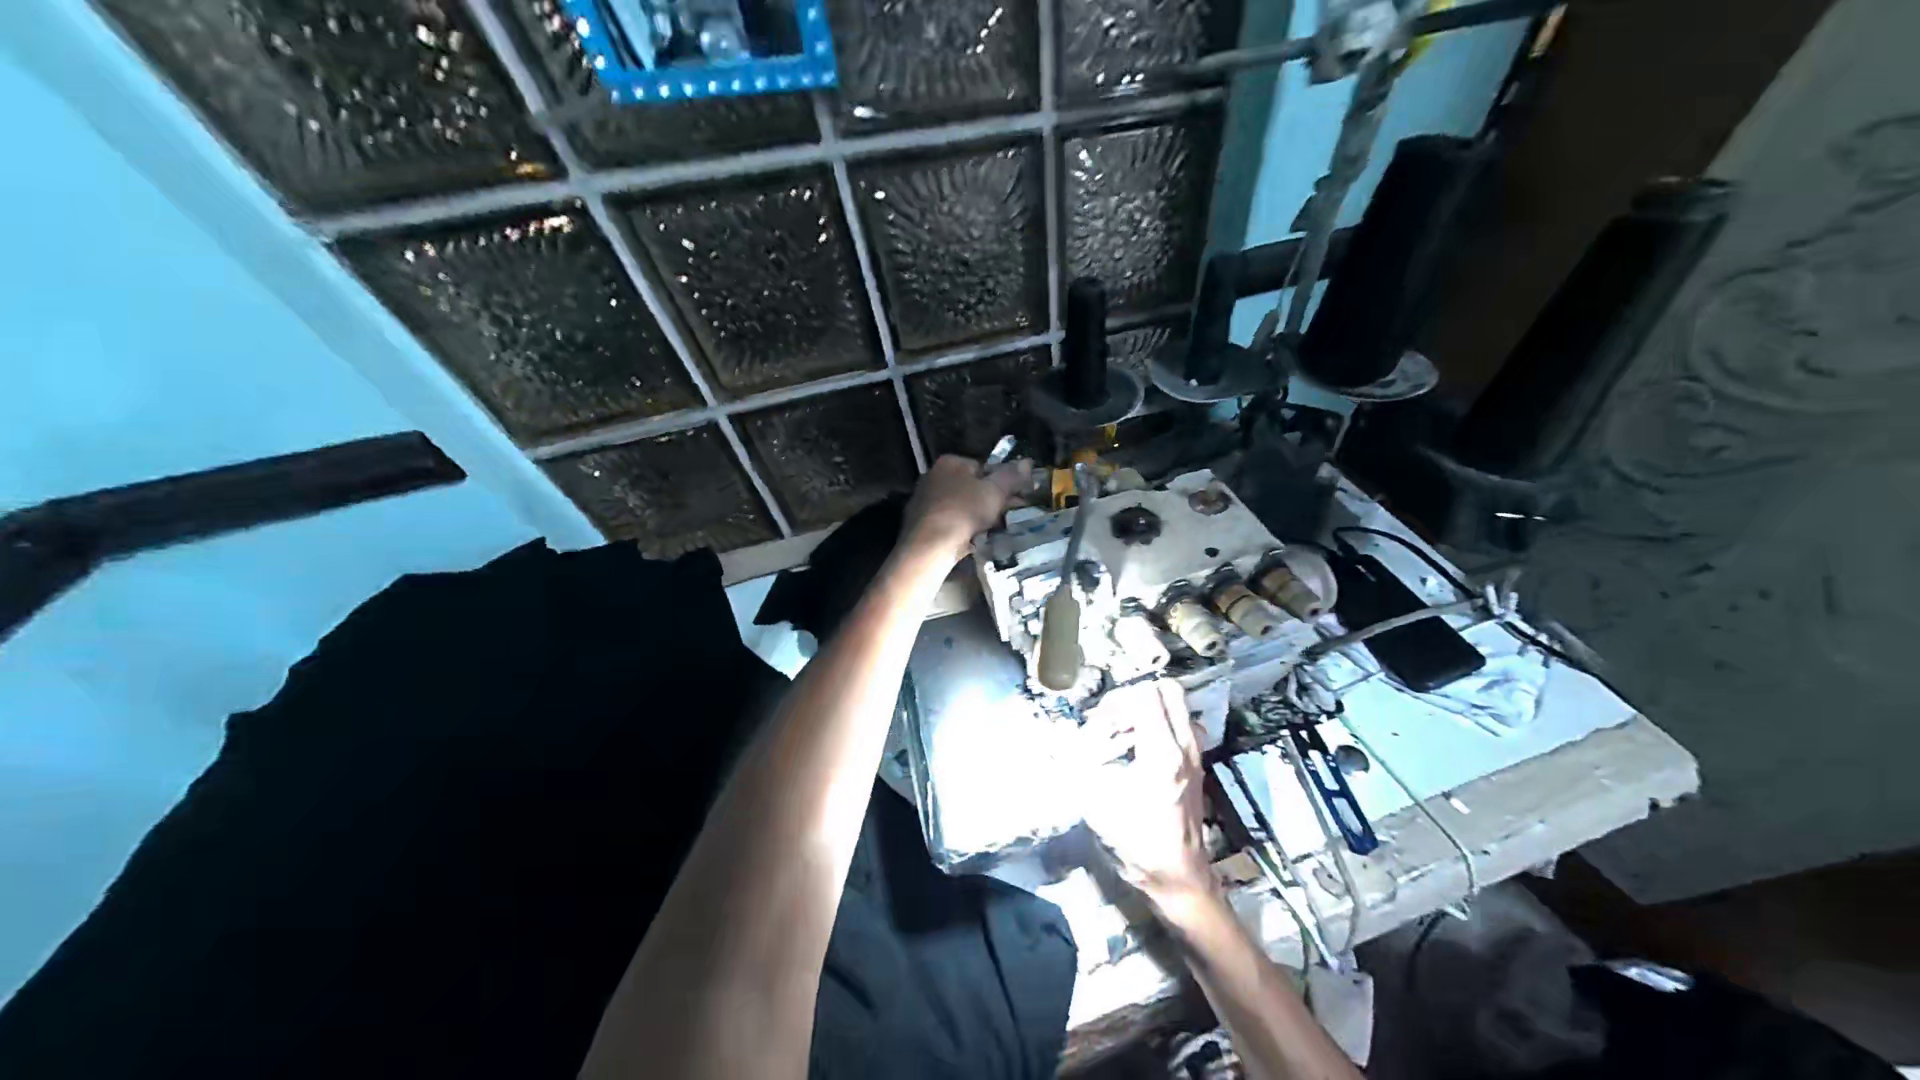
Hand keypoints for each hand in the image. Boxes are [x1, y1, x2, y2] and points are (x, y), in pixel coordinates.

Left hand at [900, 454, 1029, 565]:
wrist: (930, 545)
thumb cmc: (963, 511)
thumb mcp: (994, 491)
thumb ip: (1011, 476)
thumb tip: (1027, 462)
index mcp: (948, 463)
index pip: (982, 467)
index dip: (1000, 483)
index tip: (1012, 499)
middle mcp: (932, 477)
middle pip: (970, 488)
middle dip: (989, 501)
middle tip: (1005, 517)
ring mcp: (923, 501)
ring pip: (960, 507)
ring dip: (976, 517)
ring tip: (991, 531)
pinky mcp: (920, 524)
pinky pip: (949, 523)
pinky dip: (961, 530)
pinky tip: (971, 540)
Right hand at [1079, 679, 1215, 903]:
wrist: (1178, 876)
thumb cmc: (1138, 842)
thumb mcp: (1096, 804)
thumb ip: (1074, 764)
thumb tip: (1058, 736)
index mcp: (1163, 753)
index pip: (1144, 695)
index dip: (1115, 701)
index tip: (1098, 723)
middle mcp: (1185, 745)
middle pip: (1167, 690)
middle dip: (1134, 696)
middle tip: (1113, 718)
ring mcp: (1196, 752)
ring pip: (1176, 704)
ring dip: (1148, 707)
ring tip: (1124, 730)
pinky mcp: (1197, 762)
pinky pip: (1181, 722)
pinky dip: (1160, 722)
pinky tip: (1140, 746)